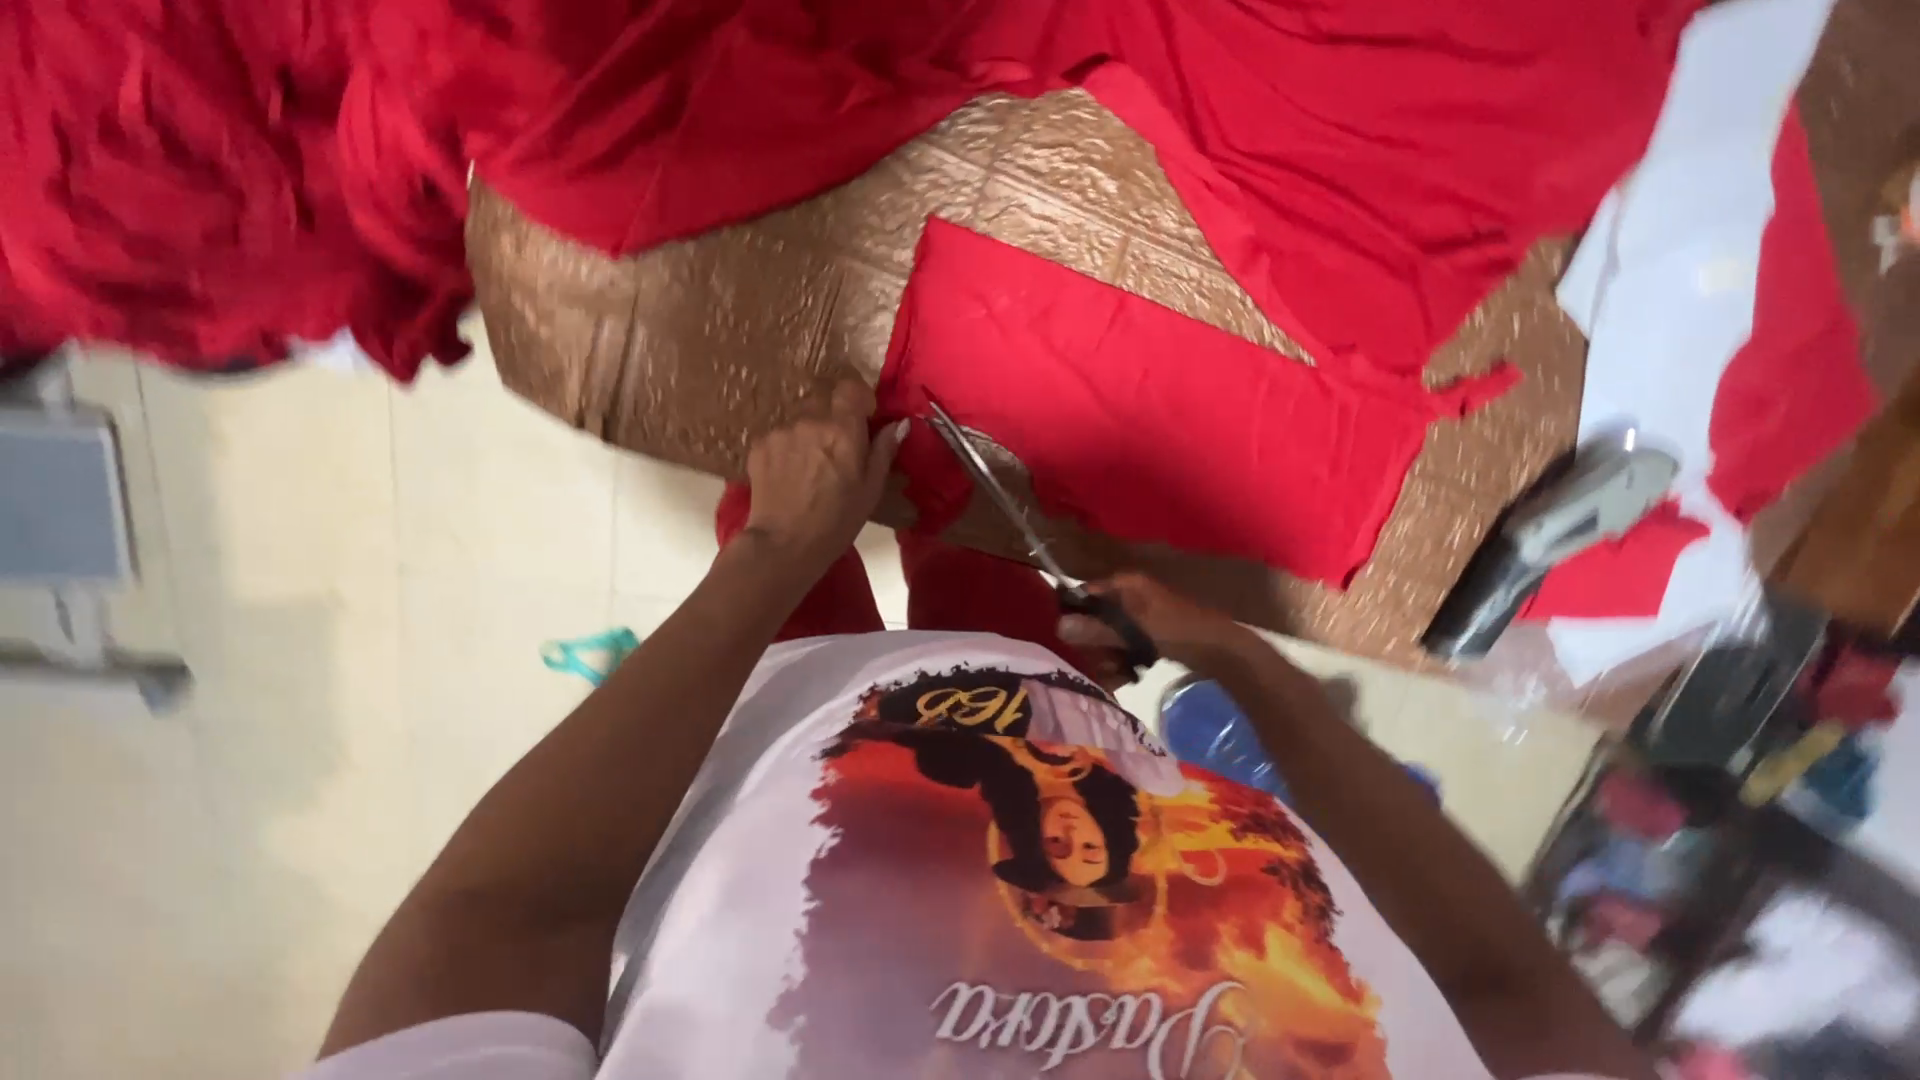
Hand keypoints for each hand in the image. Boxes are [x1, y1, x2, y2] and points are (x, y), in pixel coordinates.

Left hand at [740, 380, 906, 569]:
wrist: (784, 543)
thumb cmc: (837, 521)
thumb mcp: (871, 489)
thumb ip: (884, 450)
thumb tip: (898, 424)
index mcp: (843, 429)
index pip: (850, 387)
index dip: (858, 398)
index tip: (862, 418)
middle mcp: (810, 420)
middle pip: (823, 398)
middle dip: (832, 414)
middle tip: (837, 445)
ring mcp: (781, 431)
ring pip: (799, 417)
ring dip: (808, 431)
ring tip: (811, 464)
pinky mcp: (759, 444)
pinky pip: (779, 434)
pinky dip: (787, 446)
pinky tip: (790, 474)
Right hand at [1058, 572, 1266, 675]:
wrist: (1223, 652)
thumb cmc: (1181, 631)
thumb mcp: (1136, 630)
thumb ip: (1098, 629)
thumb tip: (1058, 626)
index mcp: (1125, 584)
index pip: (1085, 595)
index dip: (1075, 618)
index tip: (1073, 643)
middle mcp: (1127, 596)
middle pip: (1093, 621)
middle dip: (1095, 647)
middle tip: (1104, 665)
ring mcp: (1137, 618)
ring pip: (1106, 639)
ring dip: (1106, 660)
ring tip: (1117, 677)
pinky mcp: (1146, 638)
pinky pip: (1122, 649)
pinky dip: (1120, 664)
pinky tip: (1124, 679)